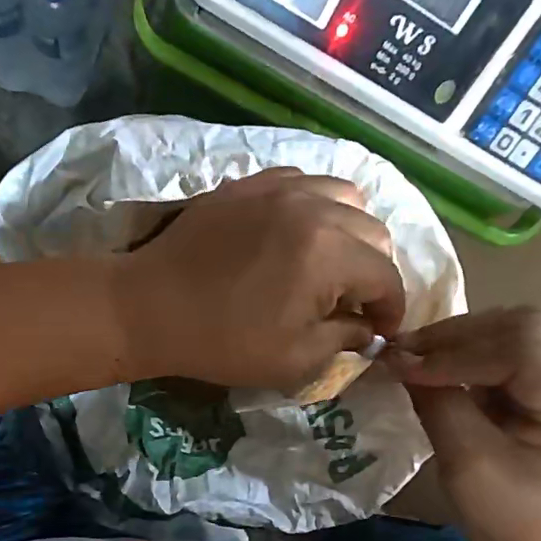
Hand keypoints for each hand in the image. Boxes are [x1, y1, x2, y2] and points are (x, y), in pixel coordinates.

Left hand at [114, 169, 404, 390]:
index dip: (391, 310)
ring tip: (330, 261)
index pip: (387, 276)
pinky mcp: (249, 183)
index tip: (378, 332)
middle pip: (374, 232)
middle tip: (352, 301)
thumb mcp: (293, 359)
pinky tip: (297, 231)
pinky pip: (304, 180)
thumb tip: (367, 328)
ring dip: (350, 231)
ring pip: (345, 196)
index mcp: (329, 253)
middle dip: (374, 271)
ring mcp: (279, 187)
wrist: (149, 306)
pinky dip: (315, 204)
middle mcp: (314, 207)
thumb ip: (344, 340)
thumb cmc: (221, 340)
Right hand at [382, 308, 540, 540]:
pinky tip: (444, 365)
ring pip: (525, 332)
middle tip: (408, 351)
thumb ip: (439, 403)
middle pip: (531, 329)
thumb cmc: (507, 523)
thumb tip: (400, 359)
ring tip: (422, 355)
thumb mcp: (467, 463)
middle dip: (462, 335)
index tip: (402, 363)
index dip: (457, 352)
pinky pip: (519, 350)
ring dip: (467, 338)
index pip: (524, 354)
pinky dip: (475, 351)